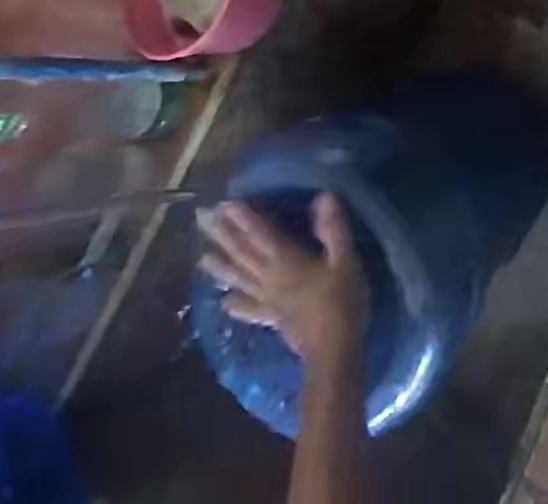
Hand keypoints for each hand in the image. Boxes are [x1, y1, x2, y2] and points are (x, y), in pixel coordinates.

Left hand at [197, 192, 364, 365]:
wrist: (333, 349)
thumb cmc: (342, 300)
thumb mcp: (344, 260)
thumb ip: (333, 229)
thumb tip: (323, 197)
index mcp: (287, 261)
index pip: (261, 234)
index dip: (244, 217)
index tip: (225, 202)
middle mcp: (270, 277)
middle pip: (242, 253)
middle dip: (223, 234)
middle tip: (202, 218)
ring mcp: (267, 300)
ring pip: (239, 278)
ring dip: (220, 265)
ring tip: (202, 255)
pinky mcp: (272, 318)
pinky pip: (249, 308)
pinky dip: (236, 304)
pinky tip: (224, 302)